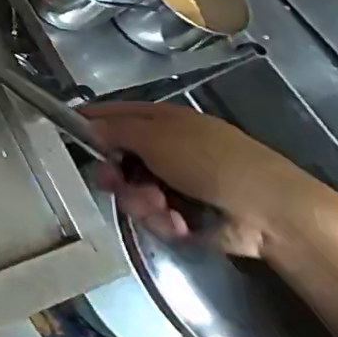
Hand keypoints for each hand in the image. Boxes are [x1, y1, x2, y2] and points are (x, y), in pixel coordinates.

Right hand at [84, 101, 337, 257]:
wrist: (270, 212)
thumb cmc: (213, 161)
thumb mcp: (157, 137)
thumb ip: (116, 131)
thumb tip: (89, 125)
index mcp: (164, 122)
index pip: (116, 115)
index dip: (91, 121)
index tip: (68, 131)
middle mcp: (167, 150)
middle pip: (118, 158)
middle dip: (115, 173)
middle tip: (114, 181)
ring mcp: (176, 183)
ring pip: (132, 191)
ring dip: (140, 200)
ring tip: (160, 206)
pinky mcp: (184, 215)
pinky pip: (154, 216)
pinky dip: (163, 220)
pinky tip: (179, 222)